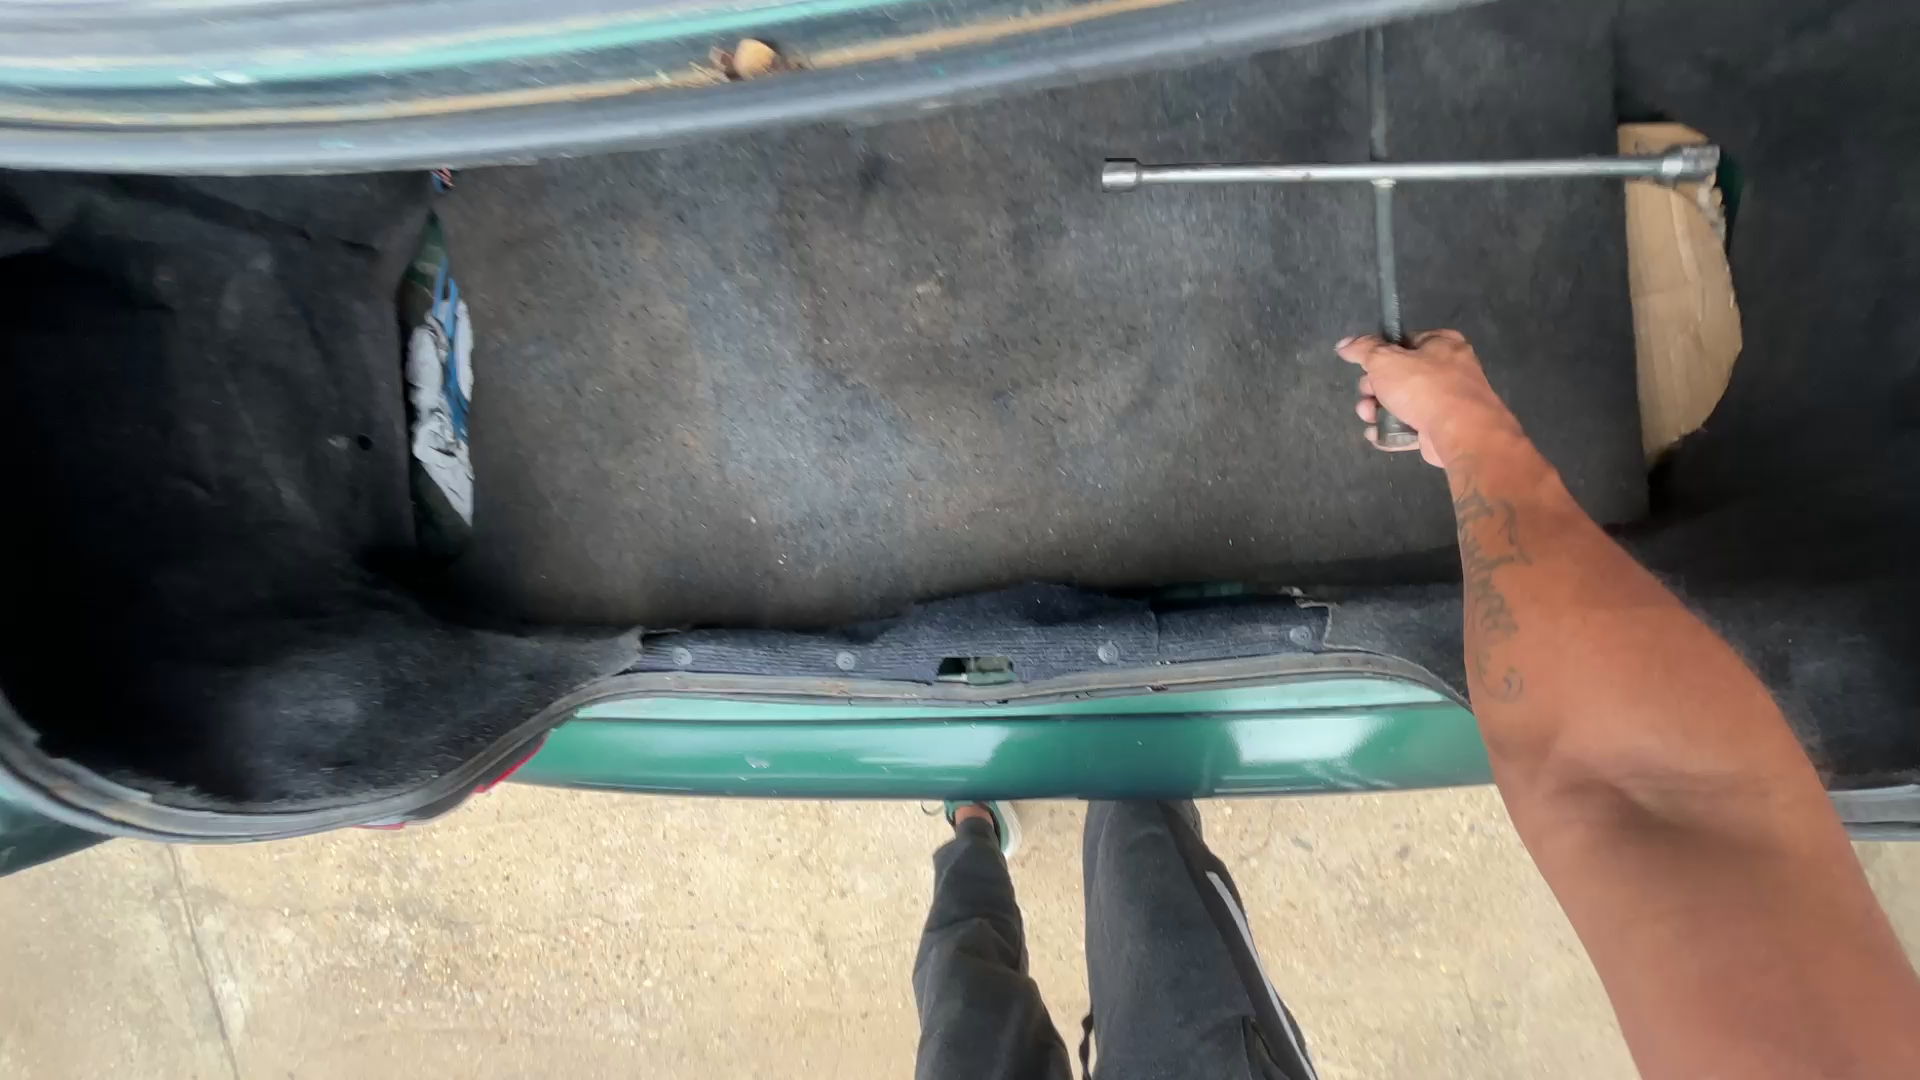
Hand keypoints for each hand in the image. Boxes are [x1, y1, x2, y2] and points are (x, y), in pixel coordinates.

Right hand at [1336, 330, 1522, 468]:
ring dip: (1377, 412)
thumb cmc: (1423, 387)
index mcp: (1441, 344)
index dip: (1379, 356)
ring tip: (1371, 419)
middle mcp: (1447, 368)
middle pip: (1396, 376)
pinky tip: (1378, 435)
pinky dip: (1391, 430)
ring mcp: (1445, 400)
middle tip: (1368, 397)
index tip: (1367, 370)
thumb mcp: (1384, 360)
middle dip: (1373, 390)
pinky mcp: (1440, 426)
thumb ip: (1362, 350)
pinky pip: (1408, 425)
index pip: (1402, 342)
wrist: (1458, 431)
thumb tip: (1343, 343)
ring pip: (1399, 403)